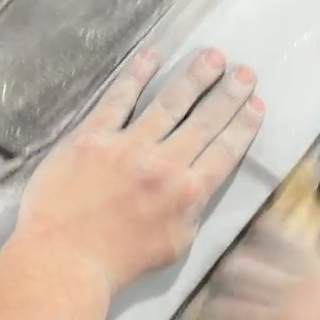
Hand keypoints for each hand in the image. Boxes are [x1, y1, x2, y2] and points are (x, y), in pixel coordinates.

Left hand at [15, 48, 264, 295]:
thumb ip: (192, 211)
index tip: (256, 105)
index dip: (243, 125)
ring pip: (169, 104)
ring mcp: (128, 146)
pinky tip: (152, 57)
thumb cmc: (120, 261)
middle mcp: (164, 164)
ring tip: (213, 57)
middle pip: (205, 122)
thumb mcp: (175, 245)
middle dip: (229, 94)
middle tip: (245, 73)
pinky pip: (118, 100)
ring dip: (195, 78)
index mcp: (188, 193)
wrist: (63, 260)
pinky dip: (137, 76)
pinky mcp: (93, 137)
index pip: (225, 151)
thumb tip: (198, 187)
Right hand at [205, 210, 319, 319]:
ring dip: (267, 235)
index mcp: (281, 318)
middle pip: (247, 265)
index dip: (215, 309)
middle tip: (231, 275)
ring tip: (261, 234)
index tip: (212, 310)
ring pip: (285, 236)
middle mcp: (299, 285)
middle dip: (231, 271)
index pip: (233, 306)